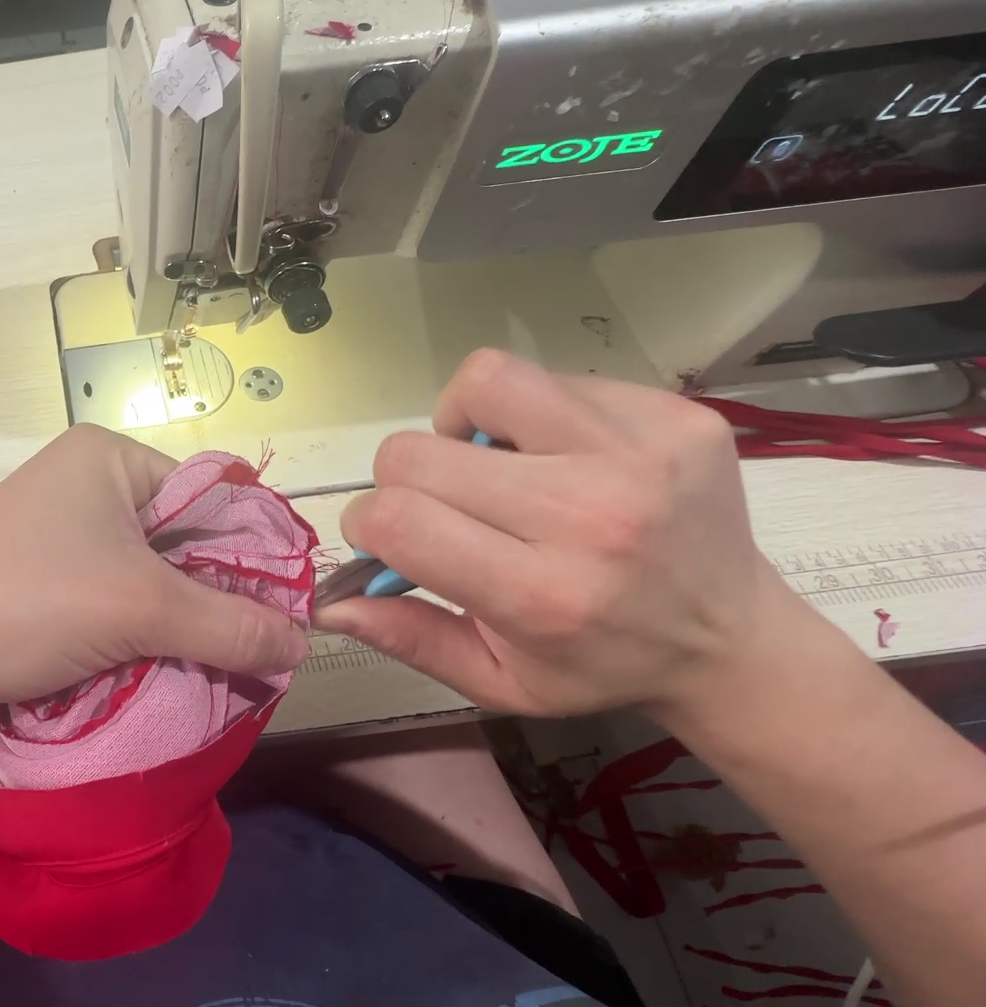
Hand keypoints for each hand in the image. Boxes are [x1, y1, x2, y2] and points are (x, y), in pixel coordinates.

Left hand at [0, 424, 309, 719]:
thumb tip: (304, 644)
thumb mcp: (141, 610)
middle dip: (211, 600)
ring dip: (173, 623)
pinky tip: (150, 668)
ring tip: (204, 670)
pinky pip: (108, 594)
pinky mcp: (37, 569)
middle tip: (248, 657)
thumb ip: (232, 626)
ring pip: (145, 575)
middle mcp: (83, 479)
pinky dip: (132, 630)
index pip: (211, 497)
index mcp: (109, 456)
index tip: (281, 620)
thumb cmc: (27, 603)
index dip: (250, 557)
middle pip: (179, 539)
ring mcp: (56, 525)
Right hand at [315, 349, 808, 717]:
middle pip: (417, 452)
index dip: (365, 521)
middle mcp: (591, 515)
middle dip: (401, 479)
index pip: (397, 520)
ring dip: (462, 421)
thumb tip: (326, 603)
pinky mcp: (672, 414)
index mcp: (541, 594)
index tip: (385, 537)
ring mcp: (639, 453)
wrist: (736, 640)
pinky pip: (550, 379)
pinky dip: (530, 414)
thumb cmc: (597, 664)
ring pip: (485, 382)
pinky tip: (556, 455)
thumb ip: (405, 638)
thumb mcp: (495, 681)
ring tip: (489, 459)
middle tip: (440, 505)